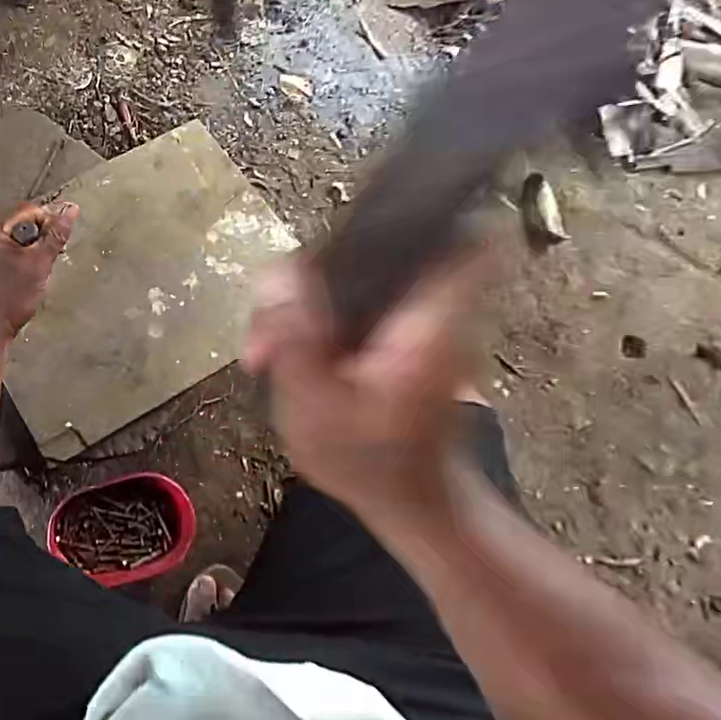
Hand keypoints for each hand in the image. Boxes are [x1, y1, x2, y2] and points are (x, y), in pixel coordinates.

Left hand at [0, 201, 78, 338]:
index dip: (49, 221)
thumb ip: (55, 236)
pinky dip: (29, 263)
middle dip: (44, 238)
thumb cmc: (11, 295)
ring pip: (23, 243)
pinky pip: (16, 256)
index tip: (60, 242)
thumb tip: (71, 209)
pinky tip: (33, 279)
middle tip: (53, 257)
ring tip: (42, 271)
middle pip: (25, 225)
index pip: (29, 210)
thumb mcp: (39, 263)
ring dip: (38, 252)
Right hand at [243, 252, 486, 520]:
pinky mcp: (402, 334)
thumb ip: (295, 337)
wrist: (409, 504)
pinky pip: (356, 303)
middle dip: (310, 279)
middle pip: (371, 255)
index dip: (407, 216)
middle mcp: (434, 310)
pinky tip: (294, 355)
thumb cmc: (370, 463)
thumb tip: (274, 273)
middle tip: (270, 335)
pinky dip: (321, 319)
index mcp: (427, 321)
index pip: (451, 238)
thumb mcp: (317, 405)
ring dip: (307, 304)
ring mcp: (418, 321)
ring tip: (271, 354)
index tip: (349, 230)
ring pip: (356, 280)